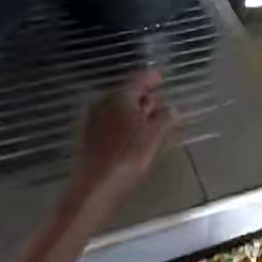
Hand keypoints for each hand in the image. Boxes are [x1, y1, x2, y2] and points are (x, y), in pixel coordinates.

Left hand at [71, 68, 172, 212]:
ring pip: (118, 109)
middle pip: (127, 94)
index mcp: (120, 97)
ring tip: (150, 122)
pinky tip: (132, 137)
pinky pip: (111, 124)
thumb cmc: (129, 156)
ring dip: (134, 112)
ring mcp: (94, 121)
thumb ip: (165, 118)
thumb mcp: (155, 135)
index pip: (138, 79)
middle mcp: (104, 103)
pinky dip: (124, 125)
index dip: (151, 77)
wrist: (96, 185)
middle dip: (144, 97)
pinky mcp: (89, 139)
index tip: (161, 75)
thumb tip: (172, 108)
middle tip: (160, 102)